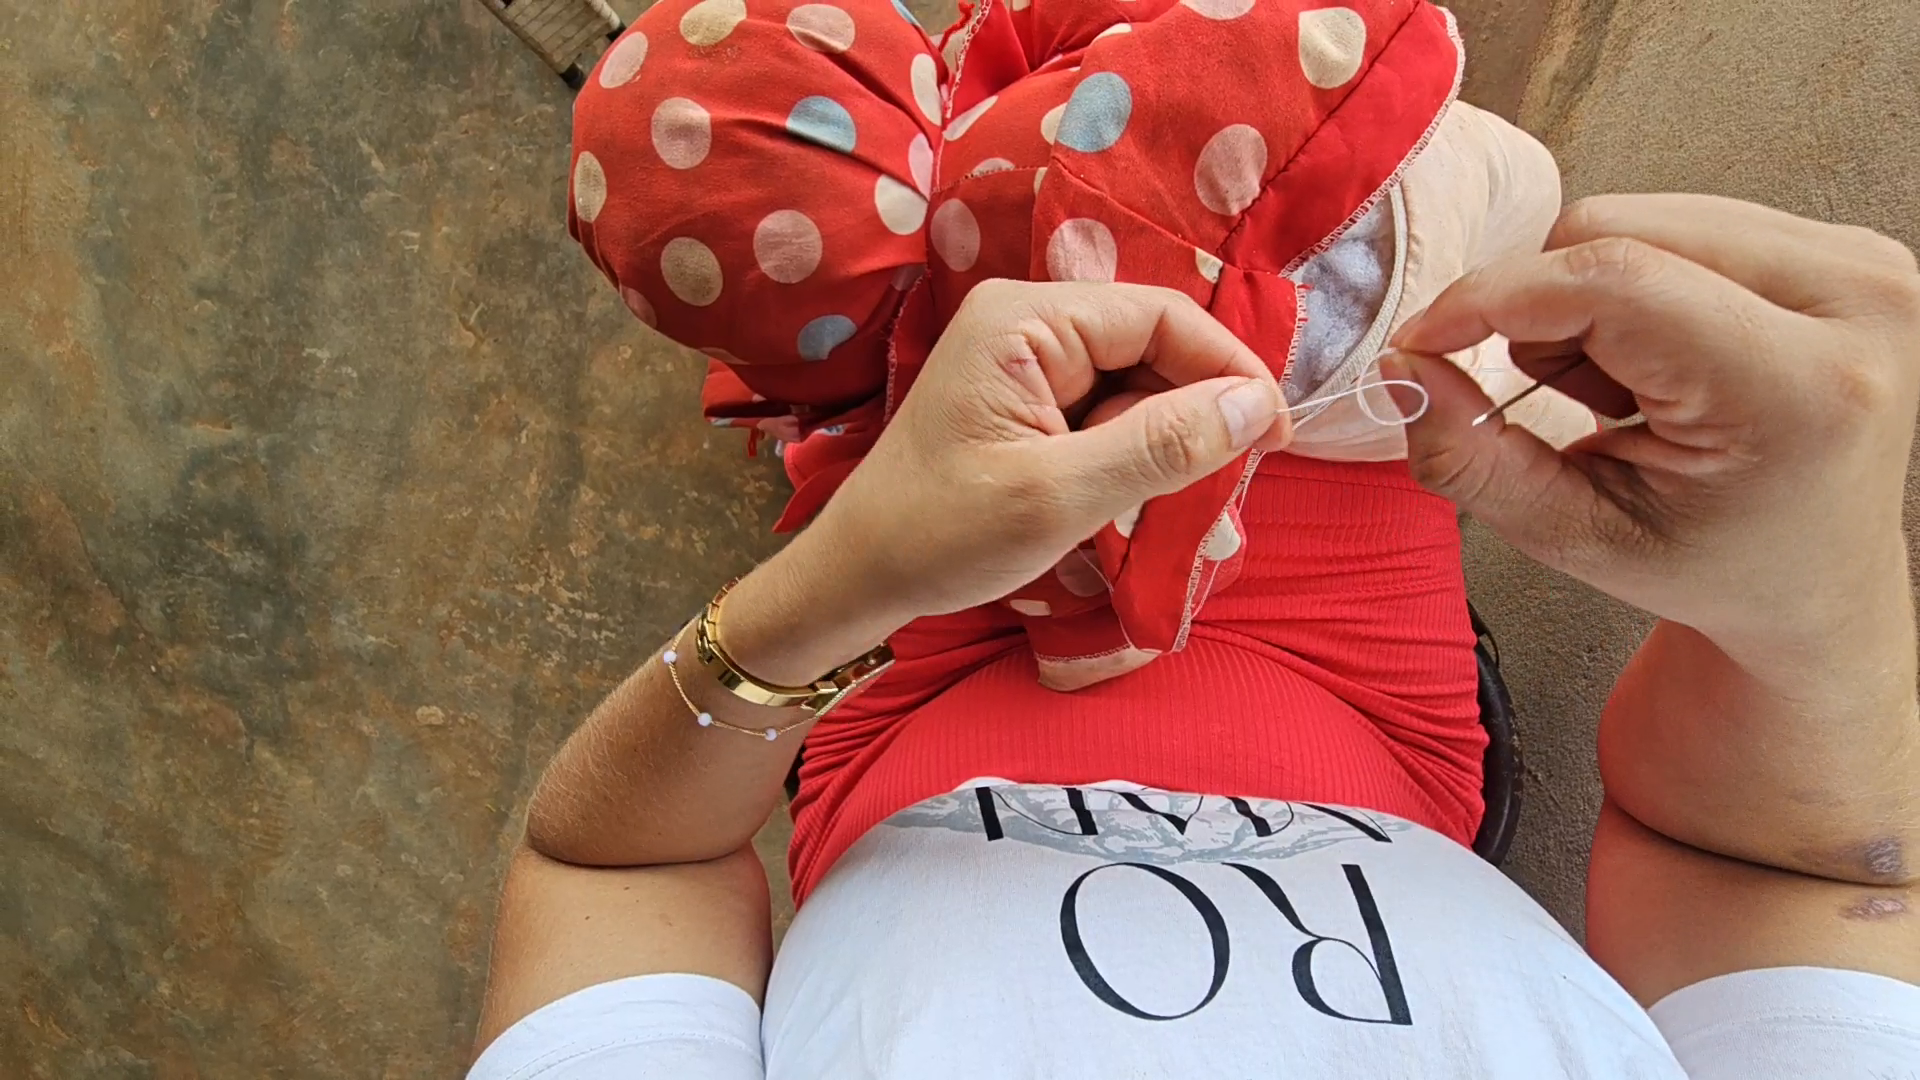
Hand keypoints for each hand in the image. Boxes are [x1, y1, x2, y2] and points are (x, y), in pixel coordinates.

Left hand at [728, 280, 1290, 680]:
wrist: (860, 573)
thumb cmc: (941, 534)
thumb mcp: (1056, 495)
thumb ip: (1158, 446)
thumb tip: (1256, 406)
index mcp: (1025, 321)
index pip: (1158, 318)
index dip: (1228, 369)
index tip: (1273, 437)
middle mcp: (1025, 328)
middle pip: (1147, 352)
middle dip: (1191, 418)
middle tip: (1223, 491)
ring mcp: (1021, 369)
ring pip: (1128, 392)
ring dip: (1160, 449)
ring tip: (1177, 513)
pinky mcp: (1021, 410)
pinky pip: (1097, 421)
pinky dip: (1126, 462)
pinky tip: (1135, 507)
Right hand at [1384, 194, 1919, 668]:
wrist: (1810, 570)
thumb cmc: (1699, 562)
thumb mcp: (1560, 532)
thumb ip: (1465, 457)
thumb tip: (1403, 369)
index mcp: (1799, 388)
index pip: (1612, 285)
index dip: (1488, 300)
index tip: (1420, 340)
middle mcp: (1852, 297)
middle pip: (1611, 232)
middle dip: (1530, 309)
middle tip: (1539, 393)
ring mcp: (1853, 259)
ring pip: (1628, 222)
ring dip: (1568, 305)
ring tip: (1601, 387)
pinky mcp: (1829, 247)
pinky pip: (1661, 229)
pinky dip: (1607, 295)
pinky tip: (1636, 362)